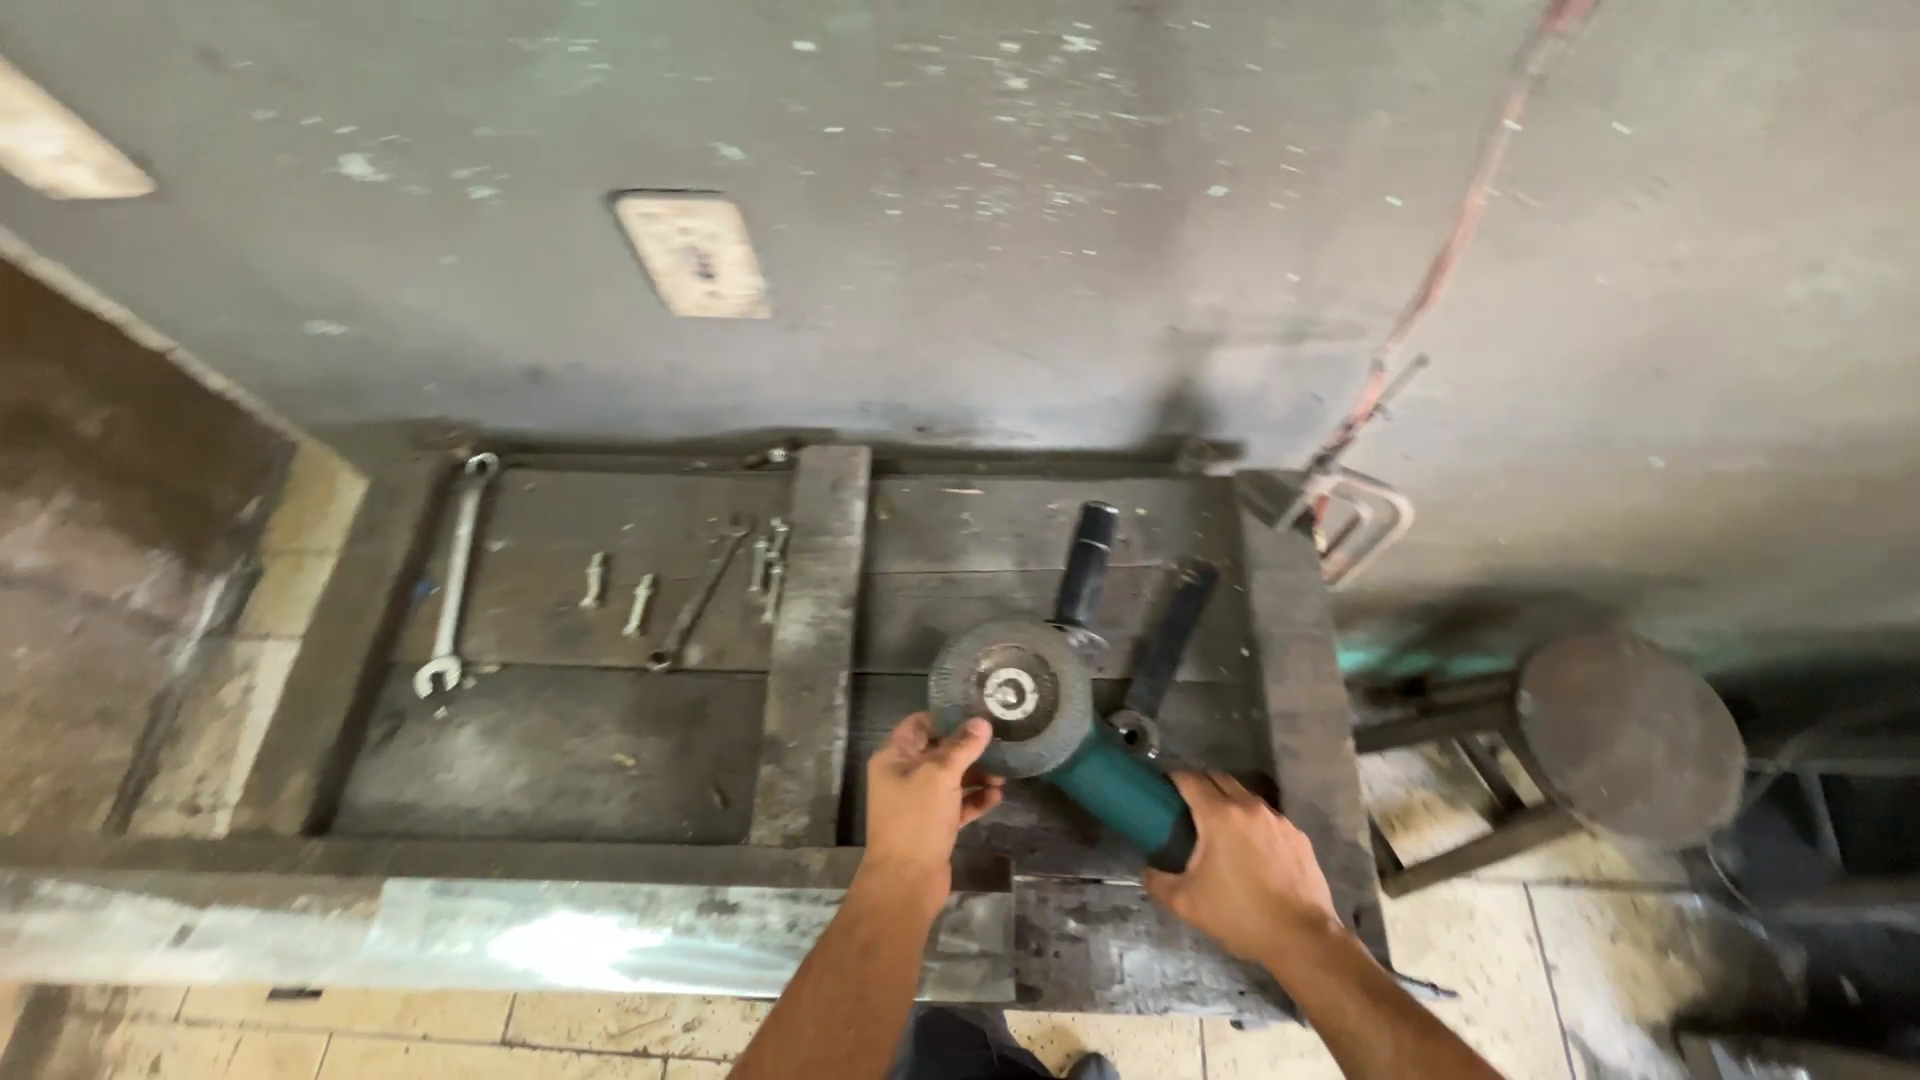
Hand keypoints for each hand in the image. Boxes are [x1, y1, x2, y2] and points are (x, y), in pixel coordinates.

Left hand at [859, 712, 1004, 908]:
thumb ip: (962, 747)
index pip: (919, 724)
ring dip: (976, 775)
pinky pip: (956, 803)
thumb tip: (981, 722)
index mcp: (894, 757)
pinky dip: (974, 799)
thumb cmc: (916, 819)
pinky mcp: (933, 824)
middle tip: (999, 743)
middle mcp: (903, 775)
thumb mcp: (940, 775)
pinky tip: (997, 796)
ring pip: (950, 778)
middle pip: (938, 751)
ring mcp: (918, 801)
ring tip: (1004, 774)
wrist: (906, 882)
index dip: (946, 717)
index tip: (976, 713)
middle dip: (968, 748)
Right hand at [1145, 771, 1342, 963]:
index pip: (1191, 780)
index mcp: (1219, 816)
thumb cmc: (1240, 914)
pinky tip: (1254, 852)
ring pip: (1247, 797)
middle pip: (1219, 779)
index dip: (1174, 779)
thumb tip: (1148, 871)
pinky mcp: (1298, 836)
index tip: (1164, 790)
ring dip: (1230, 803)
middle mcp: (1249, 808)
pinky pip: (1269, 819)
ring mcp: (1278, 820)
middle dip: (1202, 785)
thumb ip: (1159, 883)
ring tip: (1222, 830)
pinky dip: (1255, 825)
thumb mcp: (1187, 904)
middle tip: (1188, 807)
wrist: (1303, 938)